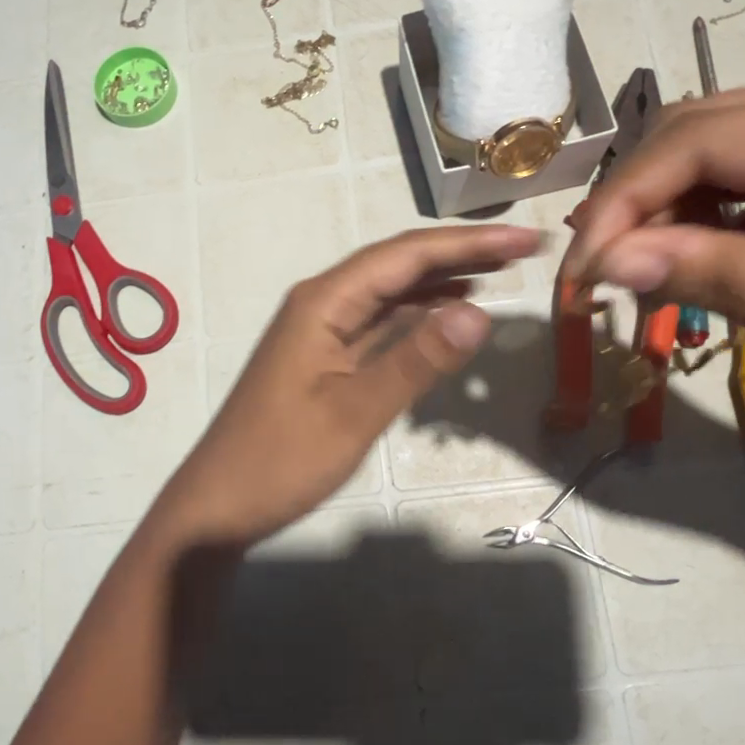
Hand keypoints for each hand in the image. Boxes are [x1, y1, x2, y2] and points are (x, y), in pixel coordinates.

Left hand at [156, 225, 542, 545]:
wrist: (218, 506)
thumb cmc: (280, 460)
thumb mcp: (355, 413)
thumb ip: (416, 361)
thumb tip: (480, 311)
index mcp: (323, 302)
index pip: (405, 256)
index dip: (469, 243)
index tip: (527, 239)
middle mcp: (321, 304)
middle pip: (398, 265)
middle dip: (461, 254)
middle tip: (524, 250)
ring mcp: (321, 332)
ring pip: (390, 292)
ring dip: (442, 280)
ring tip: (499, 273)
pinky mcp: (324, 359)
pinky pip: (380, 323)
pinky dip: (419, 315)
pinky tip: (448, 317)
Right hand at [563, 86, 744, 485]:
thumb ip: (731, 280)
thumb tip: (610, 257)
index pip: (710, 136)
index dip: (626, 198)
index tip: (582, 271)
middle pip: (713, 125)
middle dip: (638, 196)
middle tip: (596, 272)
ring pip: (731, 145)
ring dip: (671, 204)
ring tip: (636, 270)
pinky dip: (715, 216)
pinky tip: (698, 260)